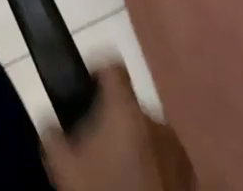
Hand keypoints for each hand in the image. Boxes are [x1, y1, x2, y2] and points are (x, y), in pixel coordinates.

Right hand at [43, 64, 194, 190]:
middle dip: (110, 118)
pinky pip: (163, 154)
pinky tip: (135, 183)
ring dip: (131, 141)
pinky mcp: (190, 173)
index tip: (83, 85)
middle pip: (128, 103)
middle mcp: (156, 119)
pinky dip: (150, 162)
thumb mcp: (62, 165)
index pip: (112, 65)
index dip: (95, 69)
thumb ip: (51, 131)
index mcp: (124, 109)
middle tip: (93, 144)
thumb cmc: (102, 190)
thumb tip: (52, 120)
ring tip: (115, 169)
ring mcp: (177, 146)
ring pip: (146, 130)